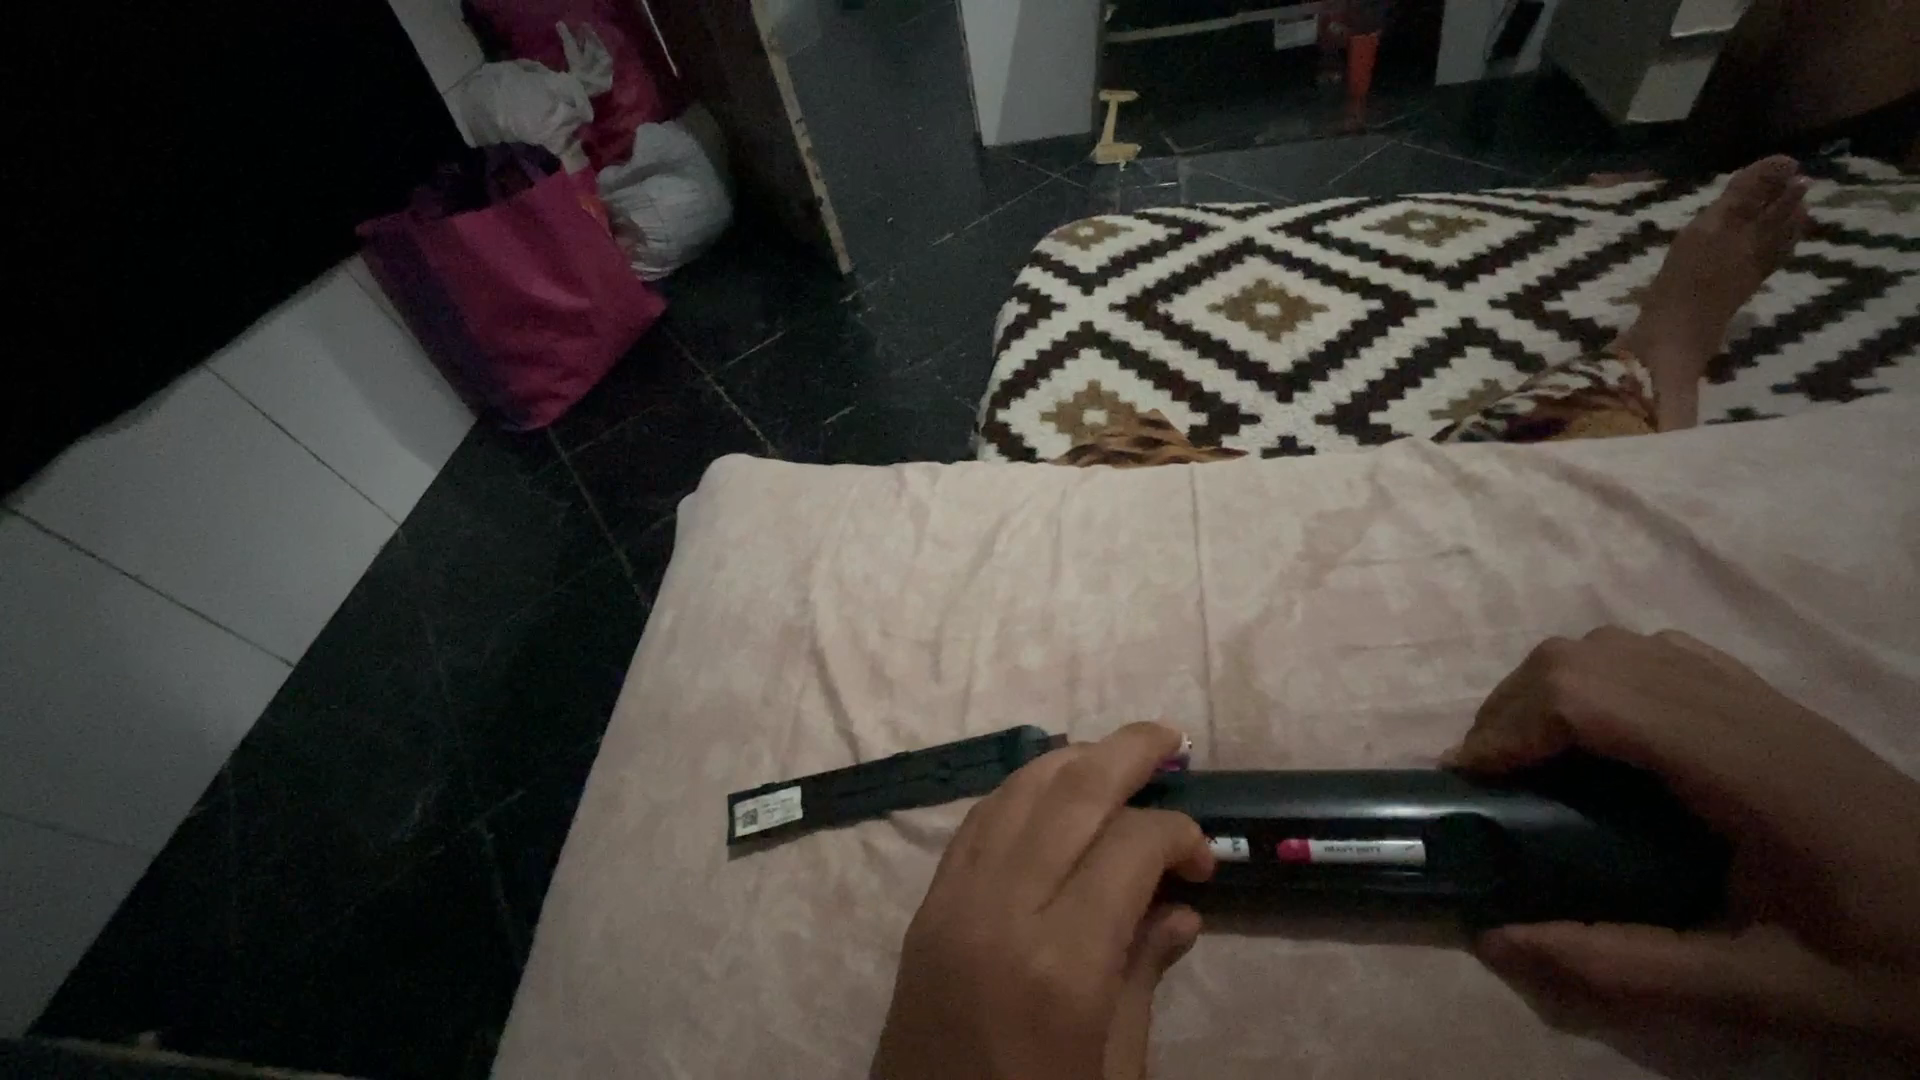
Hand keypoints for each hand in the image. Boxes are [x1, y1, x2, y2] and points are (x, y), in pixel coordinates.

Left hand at [872, 722, 1213, 1079]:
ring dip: (1071, 760)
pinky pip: (978, 821)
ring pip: (1017, 791)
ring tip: (1115, 757)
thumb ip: (1144, 974)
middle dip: (1128, 751)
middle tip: (1170, 740)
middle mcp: (1003, 909)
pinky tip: (1049, 793)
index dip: (1177, 834)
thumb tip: (1180, 905)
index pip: (1129, 848)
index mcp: (1062, 964)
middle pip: (1071, 793)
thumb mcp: (1114, 1069)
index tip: (1204, 855)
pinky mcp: (926, 903)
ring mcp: (955, 899)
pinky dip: (1020, 792)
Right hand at [1447, 628, 1919, 1048]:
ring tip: (1532, 753)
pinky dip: (1594, 677)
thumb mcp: (1771, 996)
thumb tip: (1492, 941)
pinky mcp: (1764, 700)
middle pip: (1583, 658)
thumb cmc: (1900, 970)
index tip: (1470, 779)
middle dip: (1511, 707)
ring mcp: (1757, 697)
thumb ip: (1625, 970)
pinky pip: (1647, 653)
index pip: (1589, 699)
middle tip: (1490, 773)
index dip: (1509, 727)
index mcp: (1747, 771)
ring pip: (1608, 645)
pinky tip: (1599, 734)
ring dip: (1546, 688)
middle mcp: (1744, 712)